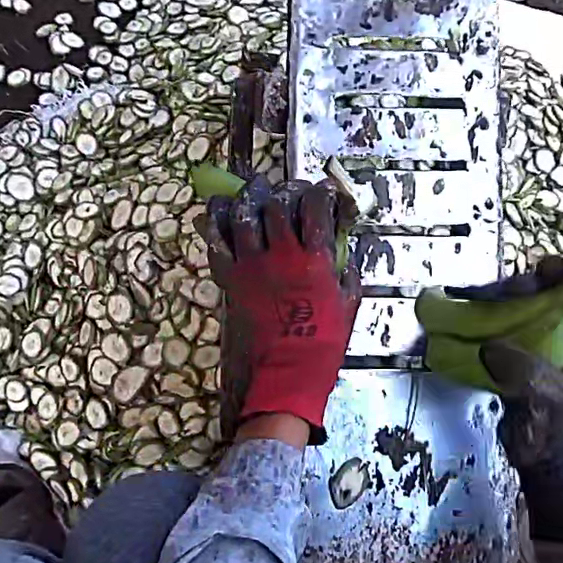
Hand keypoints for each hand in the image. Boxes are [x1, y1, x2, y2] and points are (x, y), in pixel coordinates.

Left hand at [197, 177, 360, 443]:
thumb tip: (343, 256)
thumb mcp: (349, 306)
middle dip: (285, 191)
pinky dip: (214, 222)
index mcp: (315, 260)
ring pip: (244, 215)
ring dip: (249, 197)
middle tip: (288, 191)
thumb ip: (347, 274)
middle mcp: (281, 254)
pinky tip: (217, 208)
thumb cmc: (322, 344)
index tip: (323, 190)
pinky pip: (216, 242)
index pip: (316, 208)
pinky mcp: (230, 279)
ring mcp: (251, 265)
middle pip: (277, 205)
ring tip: (255, 189)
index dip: (320, 192)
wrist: (286, 373)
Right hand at [425, 258, 562, 541]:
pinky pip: (535, 323)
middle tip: (509, 286)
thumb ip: (525, 374)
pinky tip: (493, 313)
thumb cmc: (553, 437)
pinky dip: (515, 313)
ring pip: (554, 308)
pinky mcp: (550, 358)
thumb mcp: (544, 403)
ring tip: (495, 297)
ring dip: (524, 298)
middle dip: (541, 286)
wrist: (543, 465)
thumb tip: (493, 345)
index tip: (545, 269)